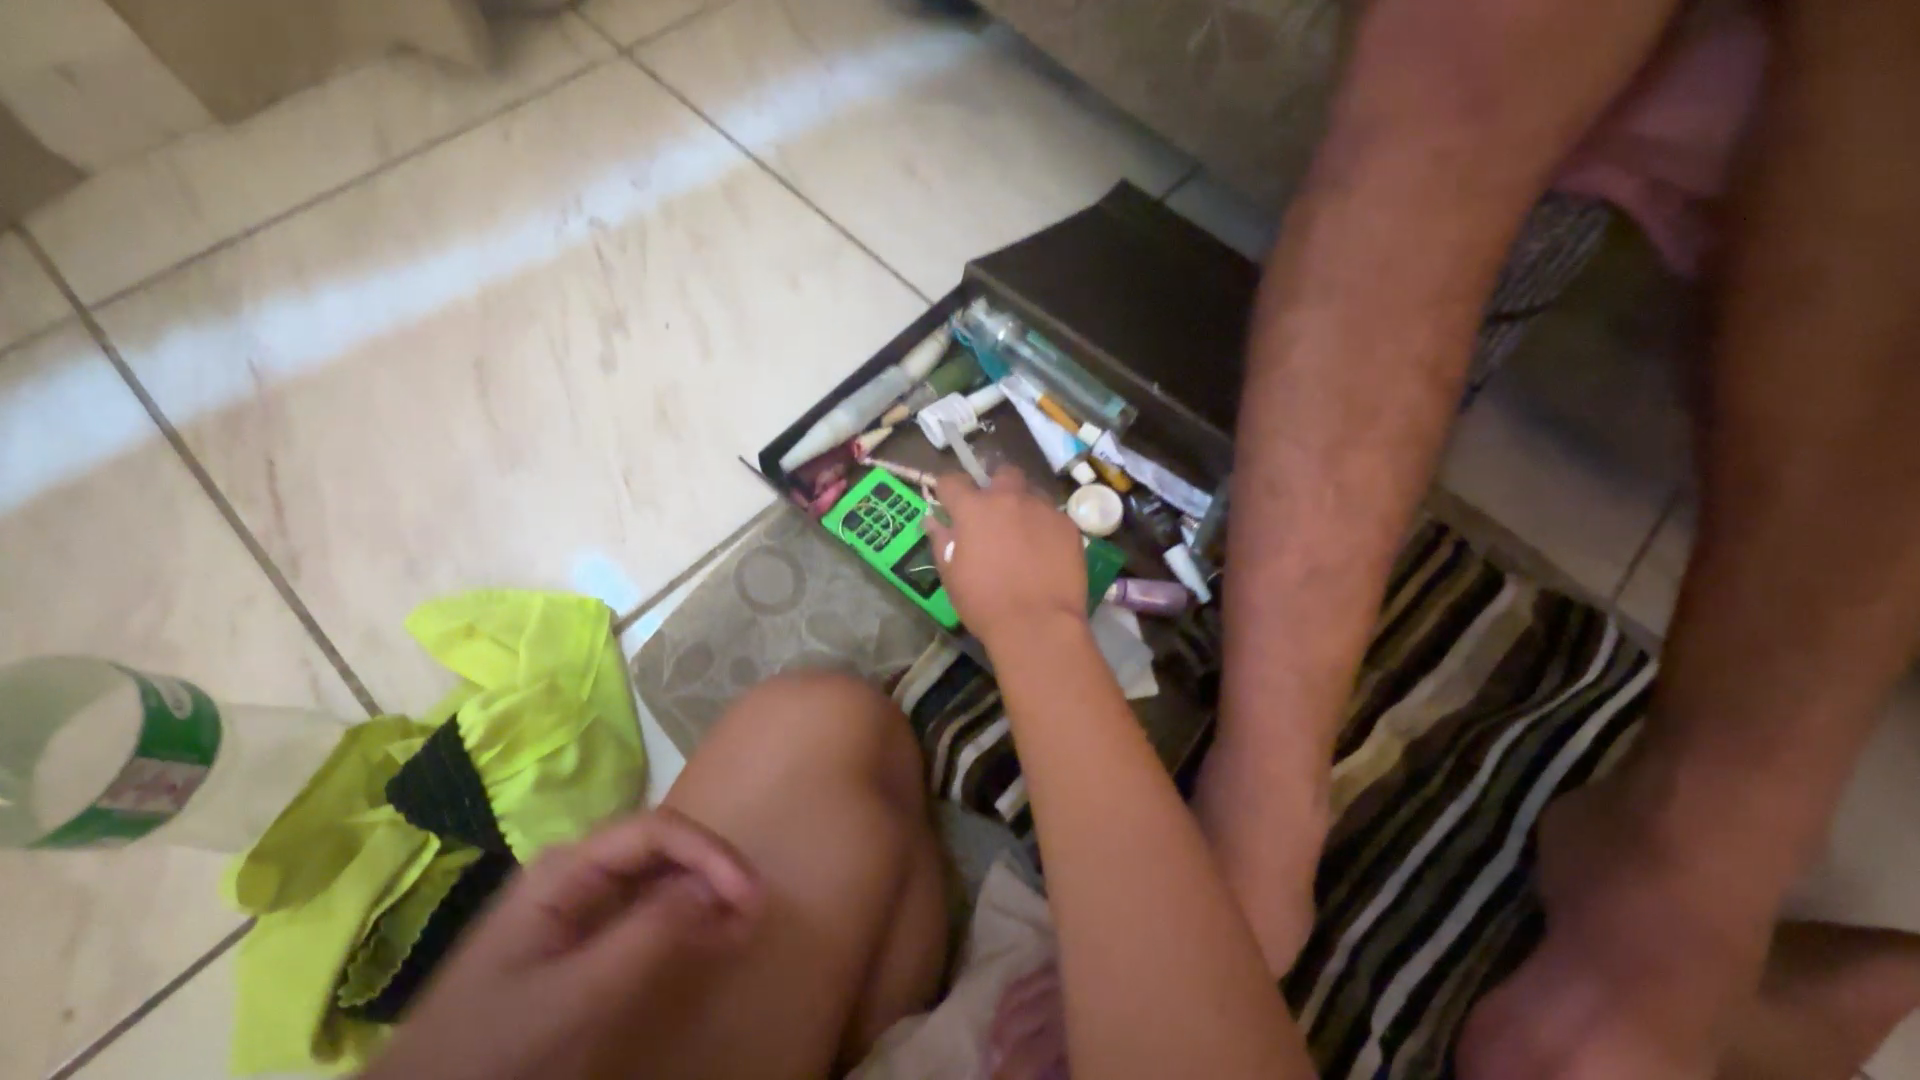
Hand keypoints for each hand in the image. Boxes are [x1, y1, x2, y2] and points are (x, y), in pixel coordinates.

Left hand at [363, 809, 763, 1079]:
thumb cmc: (495, 1049)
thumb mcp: (577, 996)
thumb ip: (649, 934)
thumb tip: (717, 888)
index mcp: (563, 870)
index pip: (655, 832)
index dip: (710, 854)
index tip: (751, 896)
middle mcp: (571, 875)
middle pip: (659, 848)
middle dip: (712, 870)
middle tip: (757, 910)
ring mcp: (573, 908)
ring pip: (655, 878)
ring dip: (704, 893)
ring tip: (746, 922)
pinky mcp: (577, 942)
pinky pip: (642, 914)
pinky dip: (684, 921)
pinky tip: (712, 937)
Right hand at [926, 465, 1087, 648]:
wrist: (1038, 624)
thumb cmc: (985, 603)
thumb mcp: (952, 576)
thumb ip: (942, 541)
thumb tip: (934, 521)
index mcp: (974, 509)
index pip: (953, 481)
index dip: (948, 491)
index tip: (950, 504)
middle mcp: (1010, 498)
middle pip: (1003, 473)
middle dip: (996, 486)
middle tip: (994, 513)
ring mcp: (1044, 509)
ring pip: (1032, 493)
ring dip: (1024, 505)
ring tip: (1024, 533)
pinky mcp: (1069, 526)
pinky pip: (1054, 516)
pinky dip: (1046, 527)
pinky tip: (1046, 552)